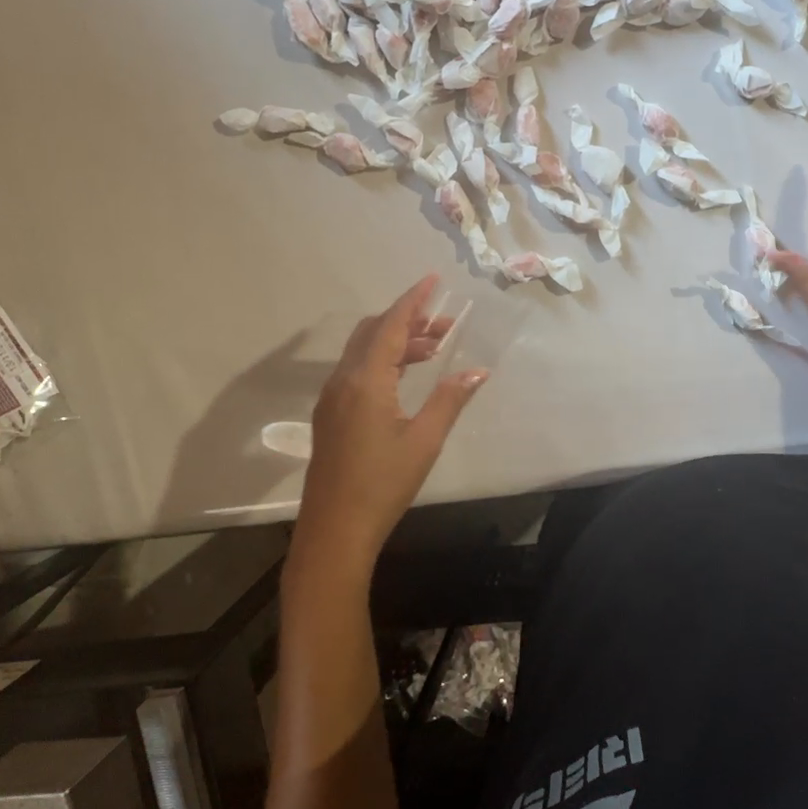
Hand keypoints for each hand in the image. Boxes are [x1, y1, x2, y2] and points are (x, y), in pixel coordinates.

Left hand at [298, 275, 488, 554]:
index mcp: (366, 381)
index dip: (414, 300)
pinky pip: (356, 371)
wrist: (336, 529)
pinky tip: (404, 377)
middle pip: (374, 333)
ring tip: (433, 348)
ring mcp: (332, 399)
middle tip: (444, 322)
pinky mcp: (330, 417)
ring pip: (363, 353)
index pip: (391, 326)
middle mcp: (343, 381)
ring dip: (396, 342)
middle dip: (408, 320)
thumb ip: (450, 399)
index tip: (434, 279)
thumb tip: (477, 369)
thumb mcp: (425, 440)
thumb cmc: (384, 484)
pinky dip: (382, 362)